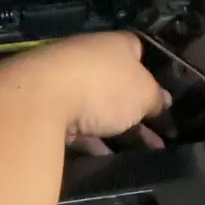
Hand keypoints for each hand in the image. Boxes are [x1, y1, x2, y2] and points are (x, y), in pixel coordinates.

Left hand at [0, 32, 170, 139]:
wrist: (41, 99)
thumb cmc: (102, 87)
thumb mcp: (144, 94)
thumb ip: (155, 97)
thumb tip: (161, 100)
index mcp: (113, 44)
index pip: (138, 50)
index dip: (153, 71)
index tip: (164, 96)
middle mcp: (86, 56)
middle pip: (116, 82)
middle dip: (134, 108)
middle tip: (159, 136)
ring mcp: (63, 80)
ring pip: (95, 106)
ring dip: (115, 129)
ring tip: (141, 155)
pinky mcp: (45, 106)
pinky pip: (74, 125)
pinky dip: (90, 141)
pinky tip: (105, 160)